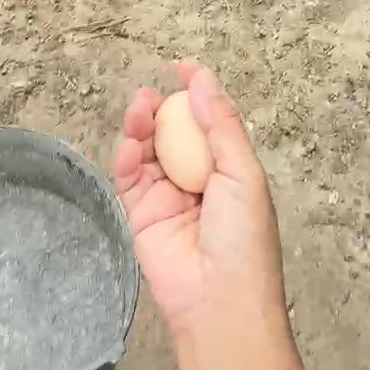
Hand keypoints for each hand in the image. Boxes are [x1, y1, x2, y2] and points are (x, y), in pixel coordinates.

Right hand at [110, 63, 285, 340]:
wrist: (218, 302)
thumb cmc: (243, 238)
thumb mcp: (243, 173)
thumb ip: (221, 124)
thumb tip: (202, 78)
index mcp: (227, 167)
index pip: (207, 120)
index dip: (195, 92)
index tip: (182, 67)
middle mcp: (195, 177)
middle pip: (172, 130)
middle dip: (162, 108)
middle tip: (152, 95)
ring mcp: (165, 194)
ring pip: (146, 148)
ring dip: (141, 125)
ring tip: (139, 110)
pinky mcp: (138, 213)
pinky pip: (128, 176)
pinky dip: (125, 155)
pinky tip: (130, 142)